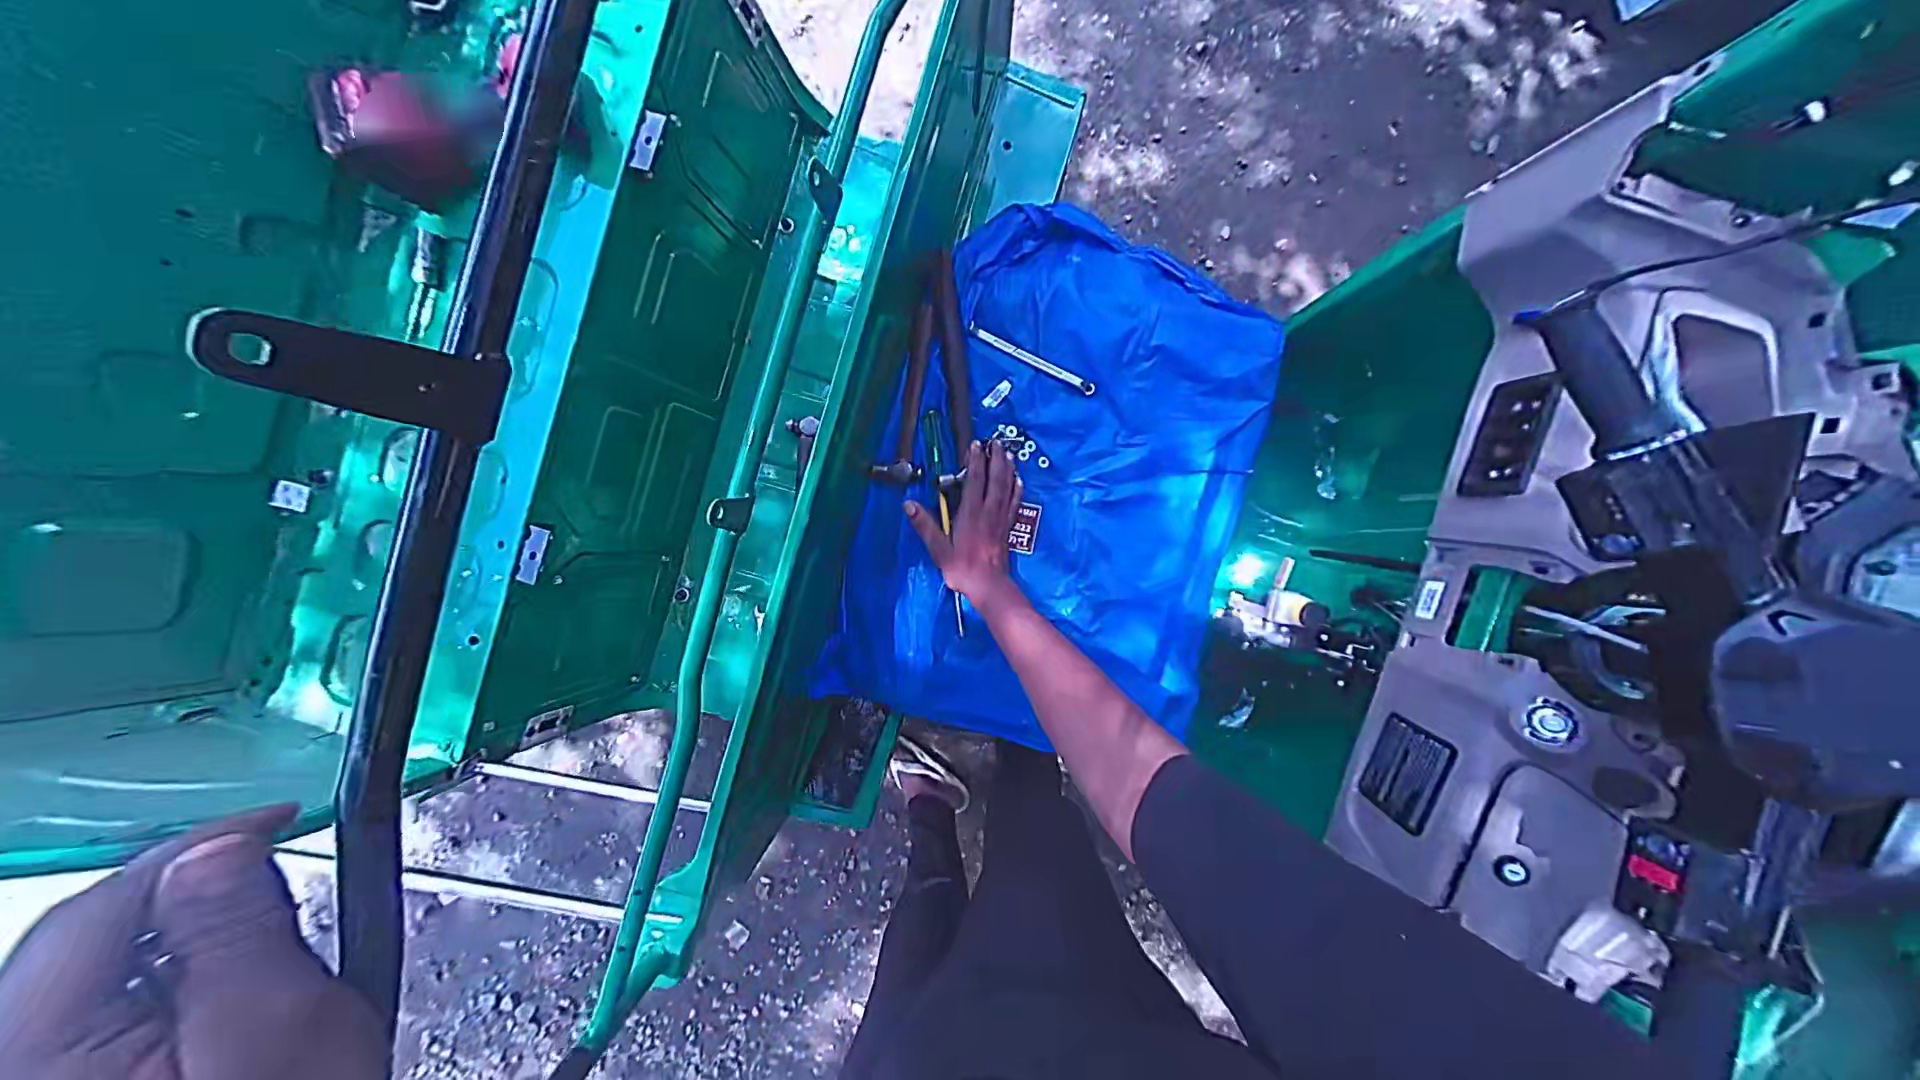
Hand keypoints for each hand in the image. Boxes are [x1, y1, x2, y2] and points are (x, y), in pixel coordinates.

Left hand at [0, 806, 386, 1079]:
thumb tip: (222, 849)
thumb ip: (243, 931)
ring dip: (168, 942)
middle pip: (76, 946)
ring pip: (76, 980)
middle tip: (273, 873)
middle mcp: (4, 1068)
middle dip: (183, 897)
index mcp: (32, 1063)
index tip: (276, 819)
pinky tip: (202, 992)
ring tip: (248, 945)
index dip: (199, 847)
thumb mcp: (282, 1021)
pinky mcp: (47, 1078)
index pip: (99, 912)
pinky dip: (151, 984)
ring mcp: (24, 1077)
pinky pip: (79, 1017)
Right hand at [905, 439, 1026, 614]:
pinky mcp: (1008, 528)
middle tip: (996, 442)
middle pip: (995, 479)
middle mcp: (989, 512)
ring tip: (1008, 454)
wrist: (988, 586)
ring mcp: (1001, 519)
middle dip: (996, 459)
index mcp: (971, 513)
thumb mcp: (938, 548)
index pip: (975, 480)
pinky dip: (1017, 490)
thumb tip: (909, 504)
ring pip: (1008, 488)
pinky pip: (1015, 504)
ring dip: (1008, 470)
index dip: (976, 461)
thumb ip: (925, 526)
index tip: (976, 445)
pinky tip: (1019, 481)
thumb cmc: (961, 568)